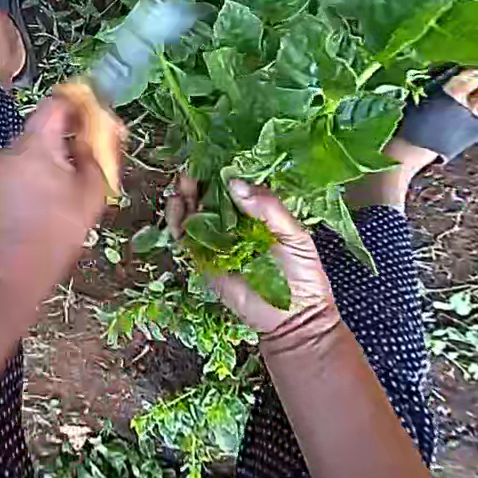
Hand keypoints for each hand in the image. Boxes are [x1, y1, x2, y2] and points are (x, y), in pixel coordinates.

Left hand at [0, 92, 109, 305]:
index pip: (57, 103)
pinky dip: (38, 164)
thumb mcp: (92, 190)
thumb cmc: (59, 230)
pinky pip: (21, 161)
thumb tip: (106, 127)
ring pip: (33, 143)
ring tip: (73, 173)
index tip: (98, 115)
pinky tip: (52, 188)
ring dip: (55, 148)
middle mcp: (11, 148)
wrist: (15, 270)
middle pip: (44, 123)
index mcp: (36, 145)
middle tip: (93, 147)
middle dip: (70, 129)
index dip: (80, 102)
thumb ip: (100, 151)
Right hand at [166, 175, 339, 350]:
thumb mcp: (293, 233)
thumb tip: (234, 183)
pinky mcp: (203, 259)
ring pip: (192, 212)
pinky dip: (177, 221)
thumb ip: (267, 207)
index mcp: (255, 209)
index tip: (209, 161)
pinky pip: (185, 237)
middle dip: (196, 182)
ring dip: (184, 196)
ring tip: (182, 187)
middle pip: (208, 195)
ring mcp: (216, 238)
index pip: (233, 184)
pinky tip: (177, 208)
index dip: (219, 172)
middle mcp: (232, 220)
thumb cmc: (300, 272)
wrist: (293, 317)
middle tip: (190, 173)